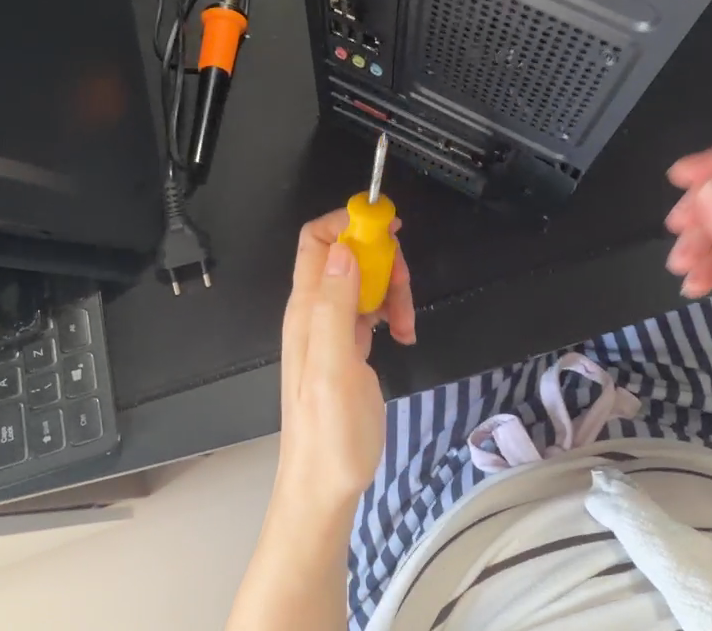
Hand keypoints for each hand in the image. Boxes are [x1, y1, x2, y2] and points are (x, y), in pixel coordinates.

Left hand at [275, 209, 415, 516]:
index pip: (318, 241)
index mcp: (306, 309)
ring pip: (364, 280)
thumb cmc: (330, 434)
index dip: (349, 223)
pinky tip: (403, 334)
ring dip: (391, 289)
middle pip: (348, 255)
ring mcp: (332, 329)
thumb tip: (345, 248)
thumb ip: (334, 307)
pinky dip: (391, 312)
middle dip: (381, 260)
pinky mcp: (349, 347)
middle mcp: (315, 312)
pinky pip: (371, 309)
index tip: (388, 231)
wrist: (325, 487)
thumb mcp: (332, 368)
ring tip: (406, 321)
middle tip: (403, 289)